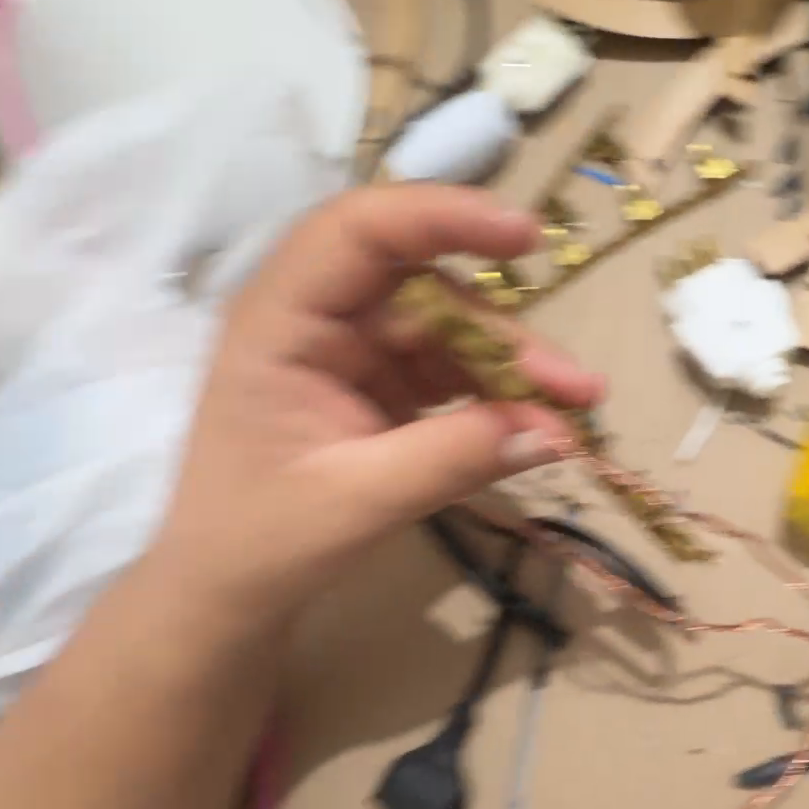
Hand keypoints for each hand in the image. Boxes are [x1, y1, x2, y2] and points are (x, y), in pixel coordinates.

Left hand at [149, 185, 601, 620]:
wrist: (230, 590)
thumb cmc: (262, 541)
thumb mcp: (357, 500)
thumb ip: (452, 459)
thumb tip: (552, 433)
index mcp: (281, 320)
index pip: (361, 231)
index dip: (444, 218)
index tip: (526, 238)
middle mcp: (321, 318)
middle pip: (429, 293)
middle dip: (507, 339)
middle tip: (578, 390)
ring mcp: (354, 352)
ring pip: (452, 334)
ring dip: (514, 373)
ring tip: (569, 421)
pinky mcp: (382, 387)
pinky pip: (452, 375)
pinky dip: (496, 402)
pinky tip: (535, 431)